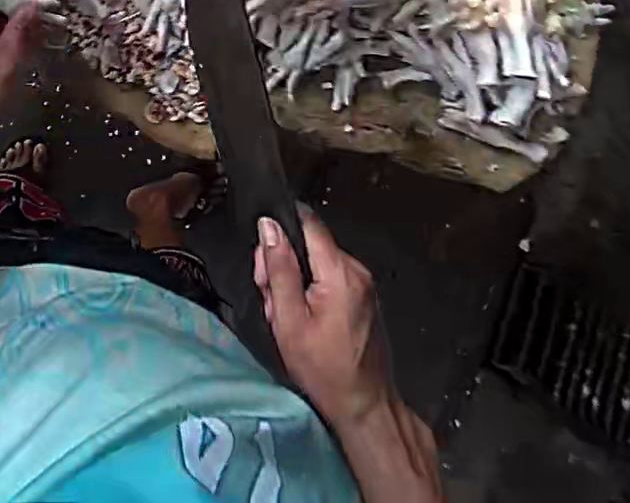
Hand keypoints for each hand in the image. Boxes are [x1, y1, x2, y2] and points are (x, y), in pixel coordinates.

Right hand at [253, 206, 394, 429]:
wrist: (366, 408)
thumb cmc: (323, 368)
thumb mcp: (289, 319)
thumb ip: (278, 268)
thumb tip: (268, 225)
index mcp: (340, 273)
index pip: (307, 221)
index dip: (279, 226)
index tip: (263, 254)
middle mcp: (357, 270)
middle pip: (307, 241)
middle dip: (281, 260)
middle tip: (270, 295)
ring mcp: (363, 283)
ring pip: (313, 258)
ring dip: (292, 276)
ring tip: (285, 310)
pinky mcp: (362, 294)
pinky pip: (326, 273)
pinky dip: (308, 285)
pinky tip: (301, 313)